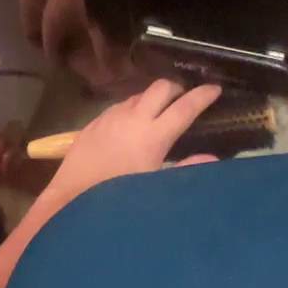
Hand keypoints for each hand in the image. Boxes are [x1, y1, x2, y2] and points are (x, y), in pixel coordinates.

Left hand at [39, 80, 221, 209]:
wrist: (72, 199)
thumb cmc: (119, 197)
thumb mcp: (156, 186)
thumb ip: (186, 169)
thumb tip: (212, 158)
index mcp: (153, 135)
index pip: (185, 107)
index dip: (203, 95)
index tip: (216, 88)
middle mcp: (133, 118)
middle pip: (161, 87)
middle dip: (177, 88)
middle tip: (185, 98)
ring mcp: (111, 117)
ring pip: (138, 95)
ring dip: (152, 99)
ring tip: (158, 113)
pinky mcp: (94, 122)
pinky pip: (119, 106)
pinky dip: (132, 109)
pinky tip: (130, 126)